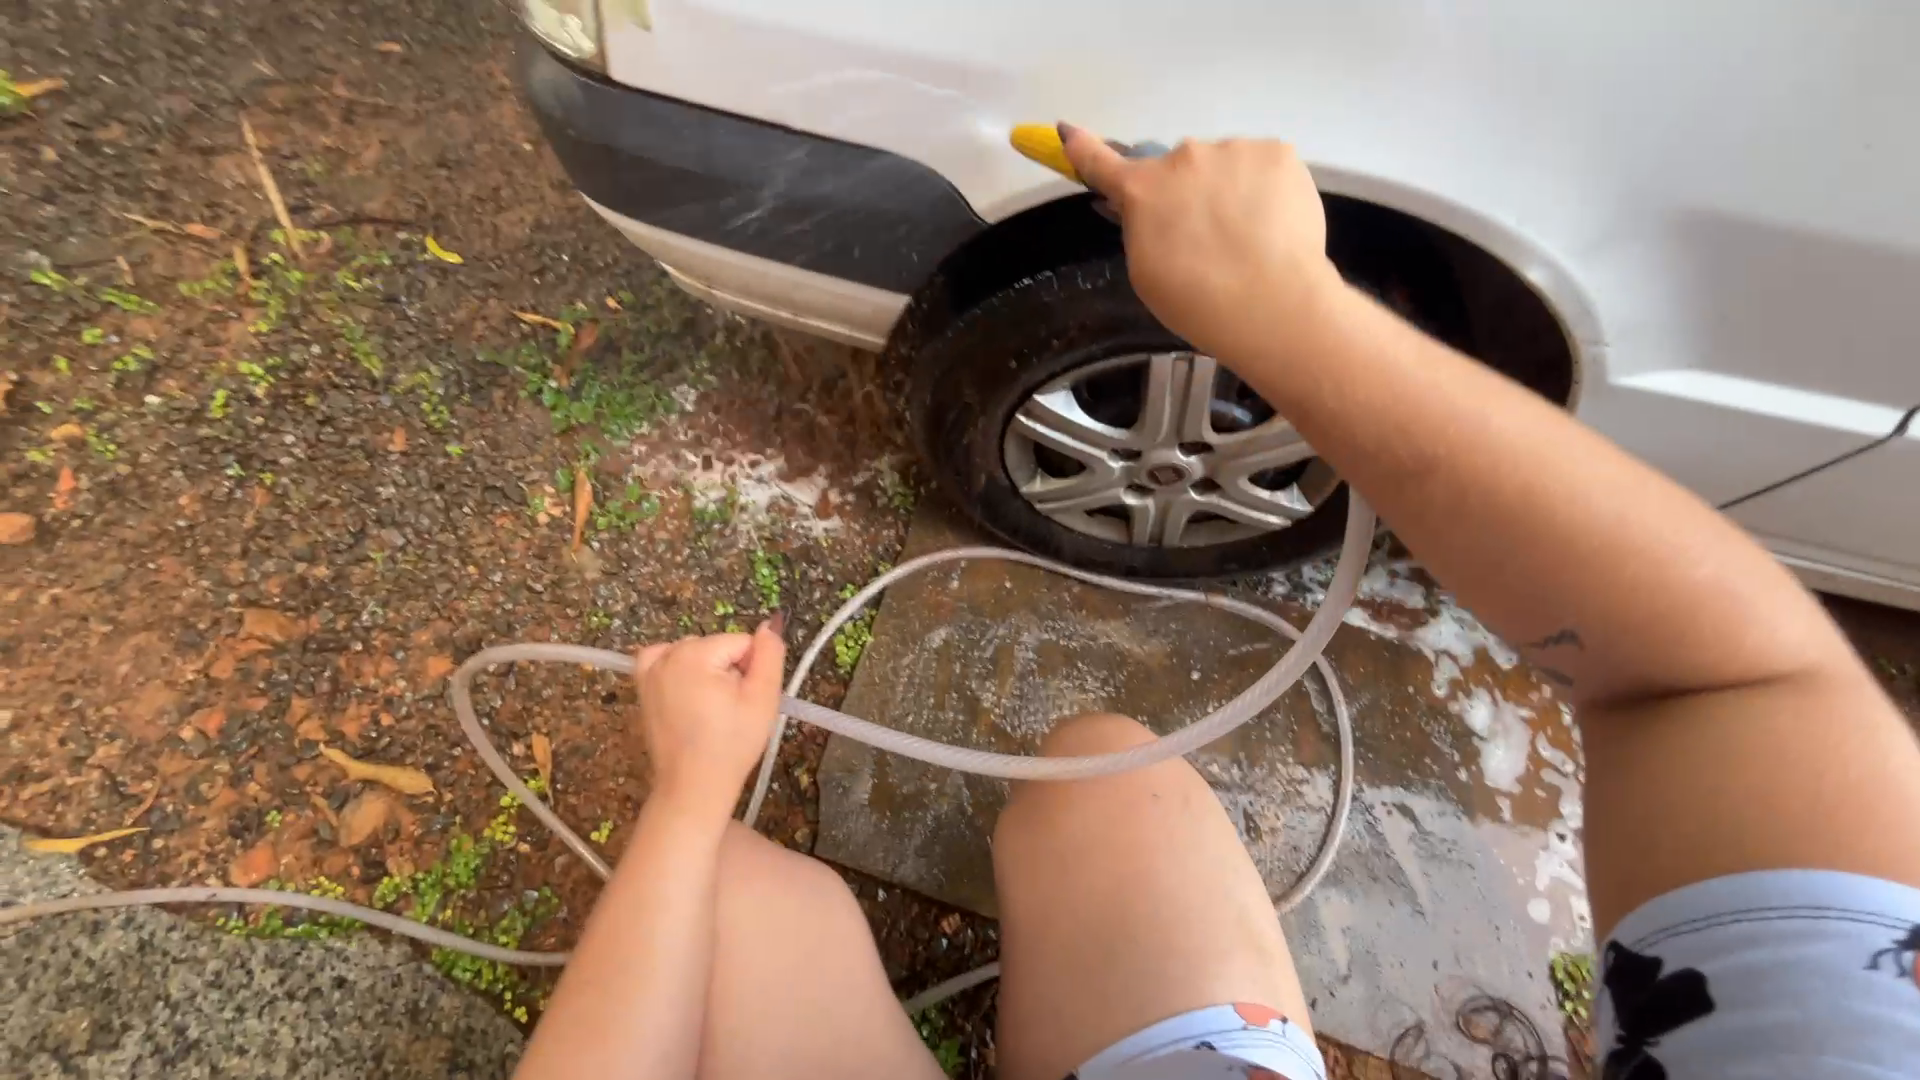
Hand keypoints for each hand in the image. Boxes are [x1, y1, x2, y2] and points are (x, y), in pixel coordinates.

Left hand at [632, 621, 786, 817]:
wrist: (694, 785)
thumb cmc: (732, 744)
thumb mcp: (764, 697)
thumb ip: (770, 654)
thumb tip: (771, 623)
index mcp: (696, 653)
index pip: (743, 643)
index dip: (752, 669)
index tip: (746, 700)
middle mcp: (667, 655)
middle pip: (719, 647)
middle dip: (729, 670)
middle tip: (731, 708)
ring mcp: (650, 670)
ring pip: (697, 653)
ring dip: (707, 671)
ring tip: (711, 708)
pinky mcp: (643, 687)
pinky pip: (664, 659)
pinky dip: (678, 667)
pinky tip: (687, 690)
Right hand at [1060, 125, 1345, 361]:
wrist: (1270, 304)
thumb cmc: (1195, 302)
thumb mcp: (1145, 272)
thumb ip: (1139, 228)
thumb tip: (1142, 207)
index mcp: (1143, 191)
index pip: (1103, 163)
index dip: (1083, 149)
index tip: (1067, 131)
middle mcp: (1184, 156)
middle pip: (1179, 170)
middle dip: (1185, 194)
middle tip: (1204, 240)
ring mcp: (1234, 148)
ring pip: (1224, 166)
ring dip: (1227, 191)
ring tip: (1245, 239)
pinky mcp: (1279, 151)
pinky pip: (1261, 166)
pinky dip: (1263, 190)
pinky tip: (1271, 226)